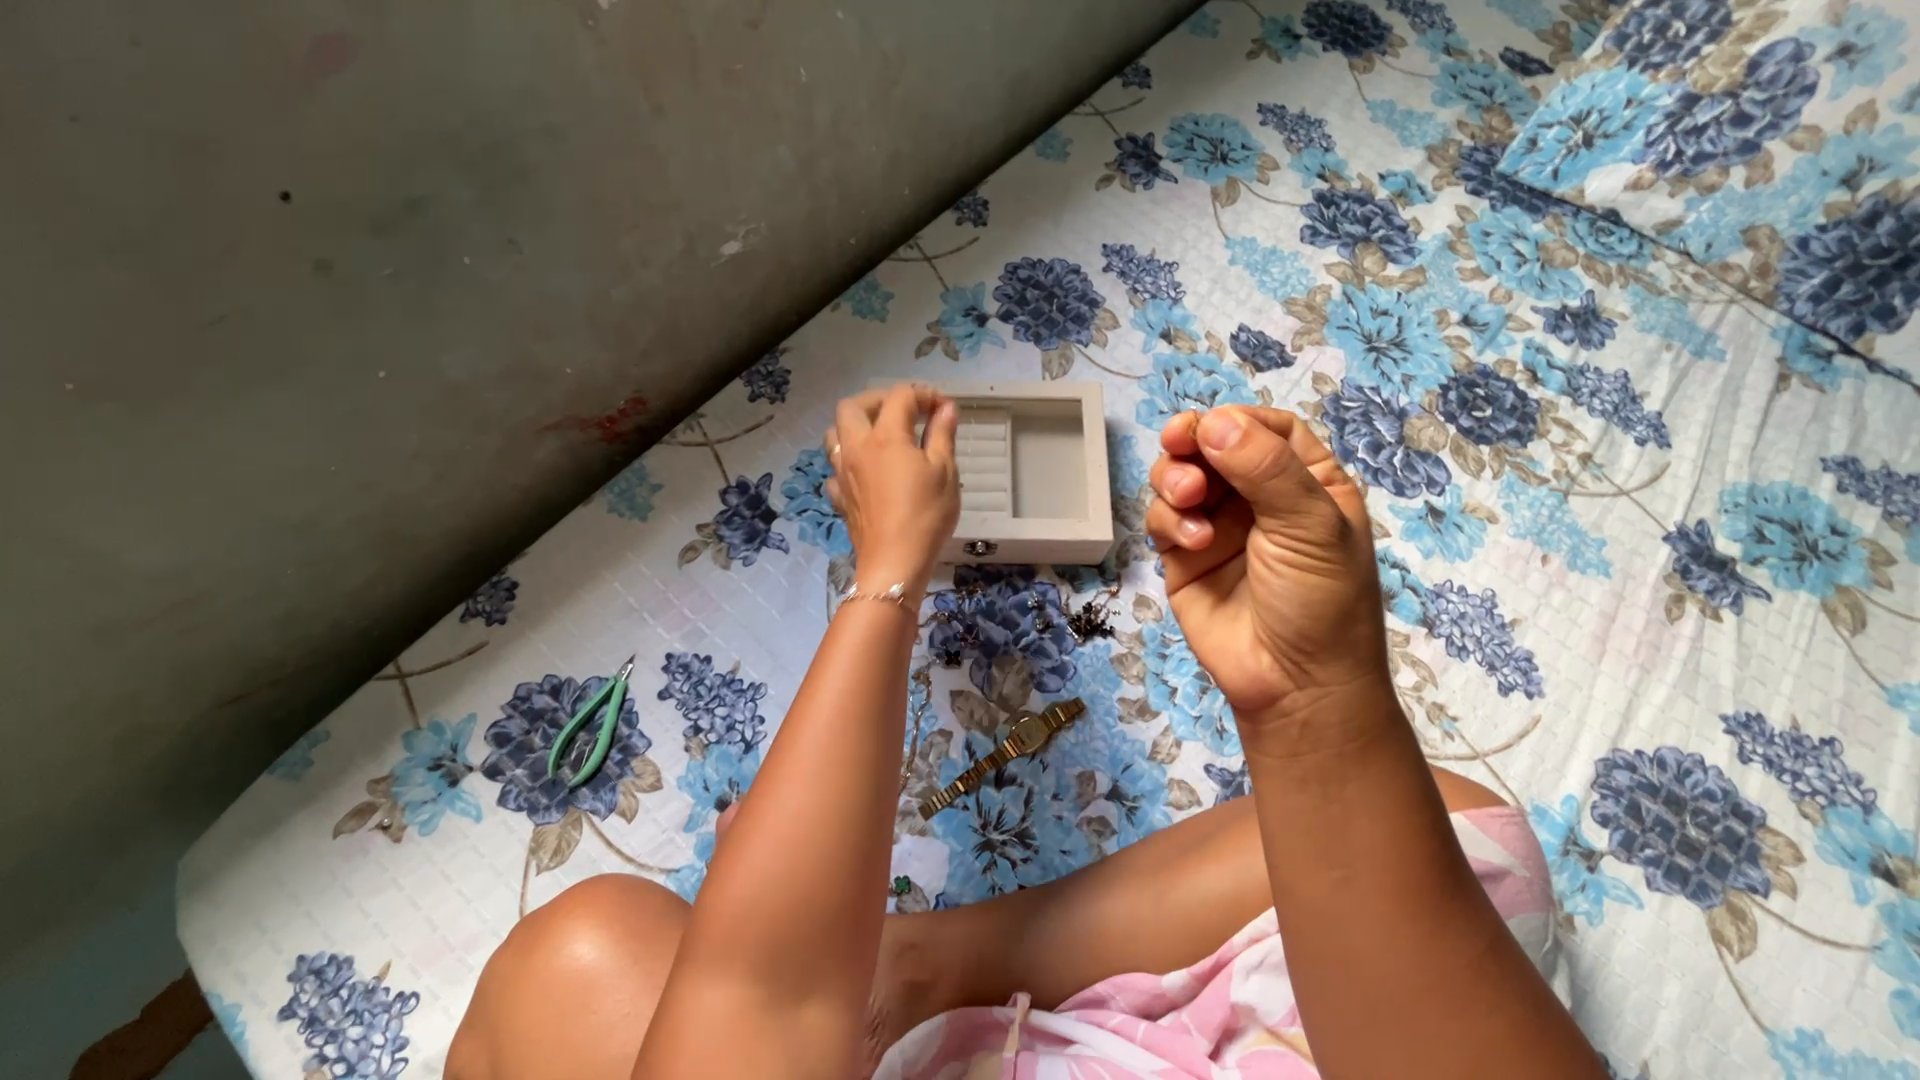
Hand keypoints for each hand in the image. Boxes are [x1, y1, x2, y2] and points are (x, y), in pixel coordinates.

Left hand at [825, 384, 959, 596]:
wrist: (894, 562)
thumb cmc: (926, 515)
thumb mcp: (945, 472)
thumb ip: (942, 435)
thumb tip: (946, 408)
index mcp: (886, 436)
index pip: (900, 397)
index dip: (923, 394)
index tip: (943, 408)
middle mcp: (857, 447)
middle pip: (852, 406)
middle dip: (877, 400)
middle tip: (904, 411)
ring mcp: (843, 473)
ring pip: (835, 434)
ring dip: (855, 426)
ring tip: (880, 436)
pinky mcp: (839, 497)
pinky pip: (835, 469)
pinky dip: (849, 462)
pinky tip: (866, 472)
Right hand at [1146, 407, 1389, 734]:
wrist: (1294, 686)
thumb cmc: (1323, 600)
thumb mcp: (1311, 526)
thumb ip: (1266, 469)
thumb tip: (1212, 421)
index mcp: (1305, 482)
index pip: (1266, 429)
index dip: (1236, 421)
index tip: (1211, 426)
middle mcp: (1258, 498)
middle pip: (1213, 445)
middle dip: (1192, 443)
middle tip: (1178, 445)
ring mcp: (1217, 526)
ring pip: (1179, 477)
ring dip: (1175, 478)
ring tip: (1188, 500)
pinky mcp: (1183, 557)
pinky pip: (1164, 518)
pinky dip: (1170, 520)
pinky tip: (1192, 542)